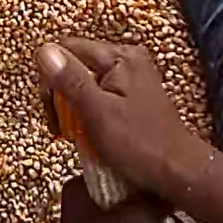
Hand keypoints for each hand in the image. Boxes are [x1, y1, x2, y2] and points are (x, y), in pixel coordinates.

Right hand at [36, 38, 213, 205]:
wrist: (179, 172)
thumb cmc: (139, 146)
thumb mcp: (98, 113)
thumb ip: (71, 81)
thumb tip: (44, 50)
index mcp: (119, 57)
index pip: (66, 49)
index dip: (51, 78)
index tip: (53, 111)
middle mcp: (126, 58)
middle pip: (74, 64)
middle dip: (61, 94)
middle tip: (62, 128)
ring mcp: (130, 76)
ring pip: (83, 80)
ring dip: (72, 106)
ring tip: (74, 134)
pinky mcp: (131, 93)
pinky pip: (96, 92)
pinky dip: (86, 111)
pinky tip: (88, 132)